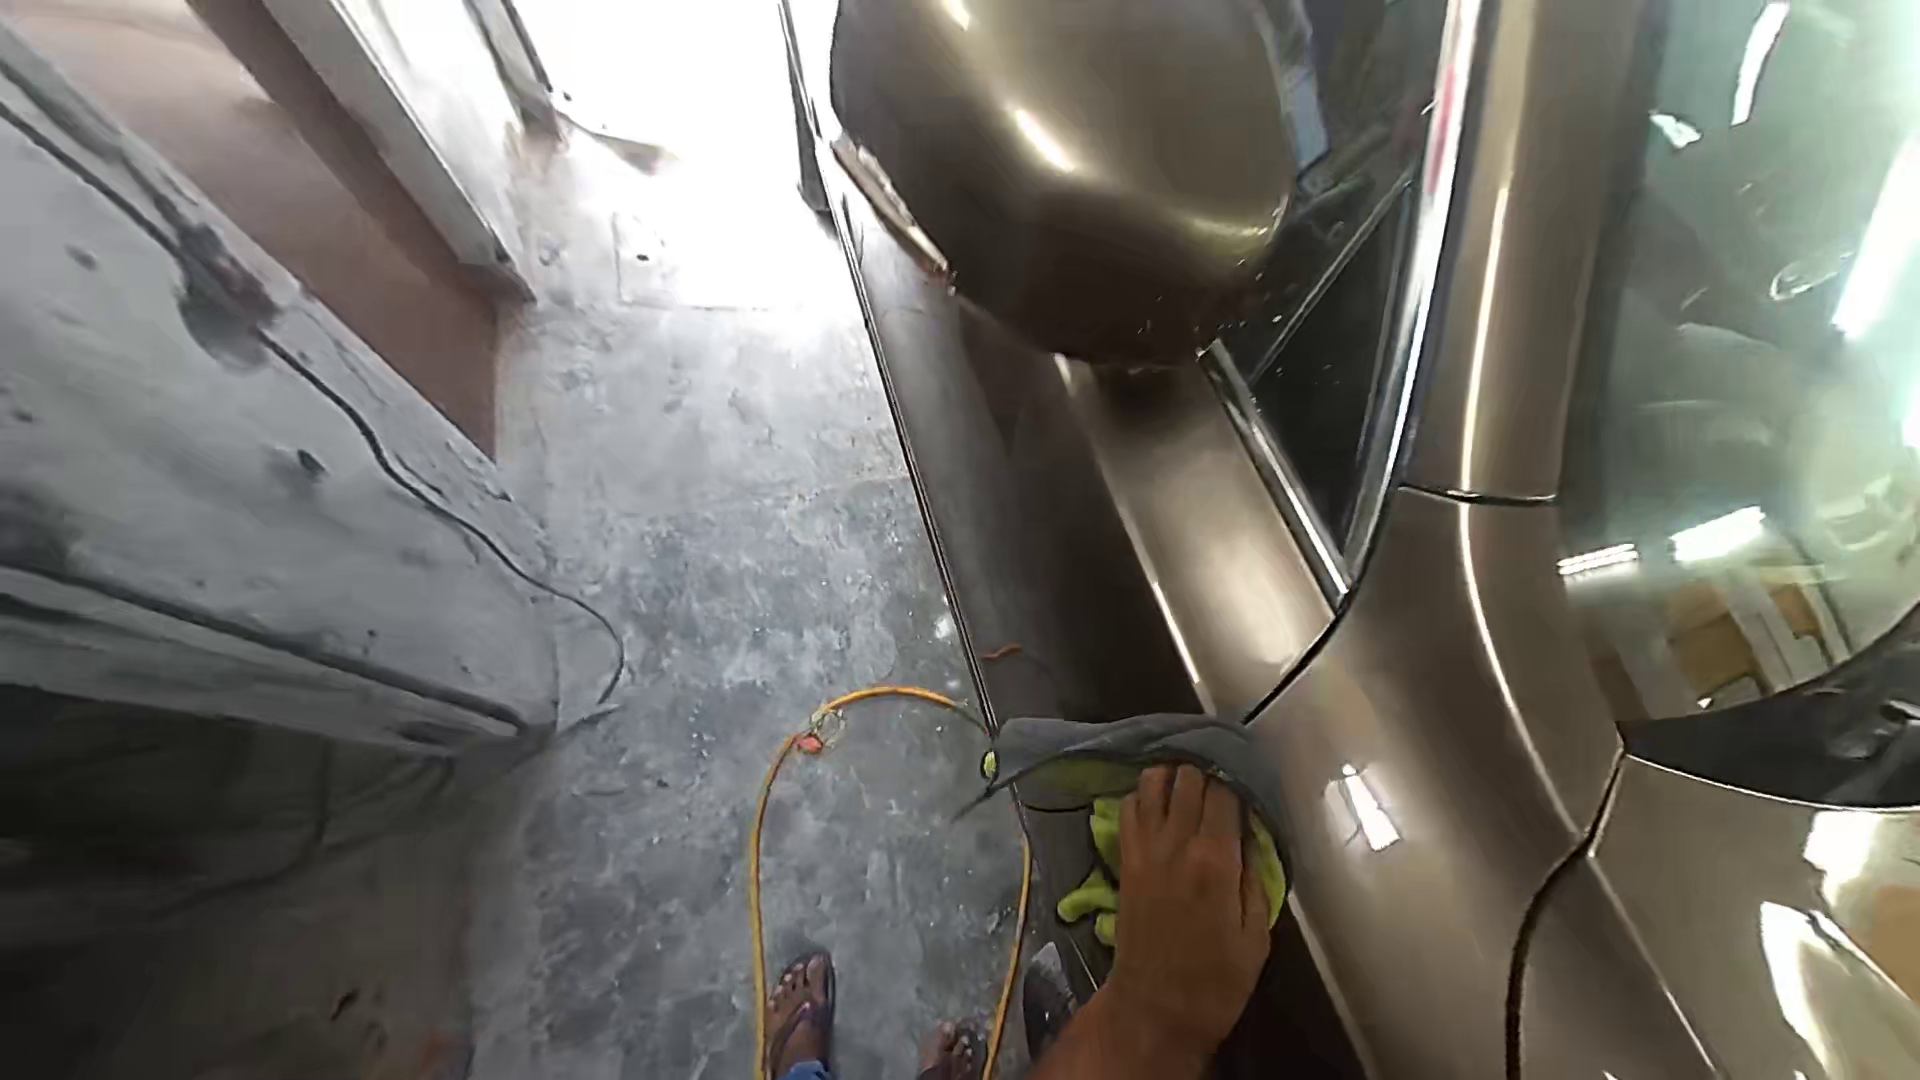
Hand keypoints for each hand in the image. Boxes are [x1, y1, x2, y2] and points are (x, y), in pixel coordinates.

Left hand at [1108, 764, 1270, 1056]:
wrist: (1156, 1004)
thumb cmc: (1217, 980)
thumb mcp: (1256, 936)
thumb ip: (1254, 877)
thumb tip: (1250, 834)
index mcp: (1215, 861)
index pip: (1223, 793)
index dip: (1233, 775)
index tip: (1242, 772)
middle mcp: (1176, 842)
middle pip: (1186, 777)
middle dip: (1203, 768)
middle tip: (1217, 772)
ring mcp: (1145, 845)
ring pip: (1151, 781)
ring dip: (1170, 772)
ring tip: (1186, 777)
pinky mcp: (1125, 854)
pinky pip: (1128, 805)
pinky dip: (1143, 793)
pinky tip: (1157, 798)